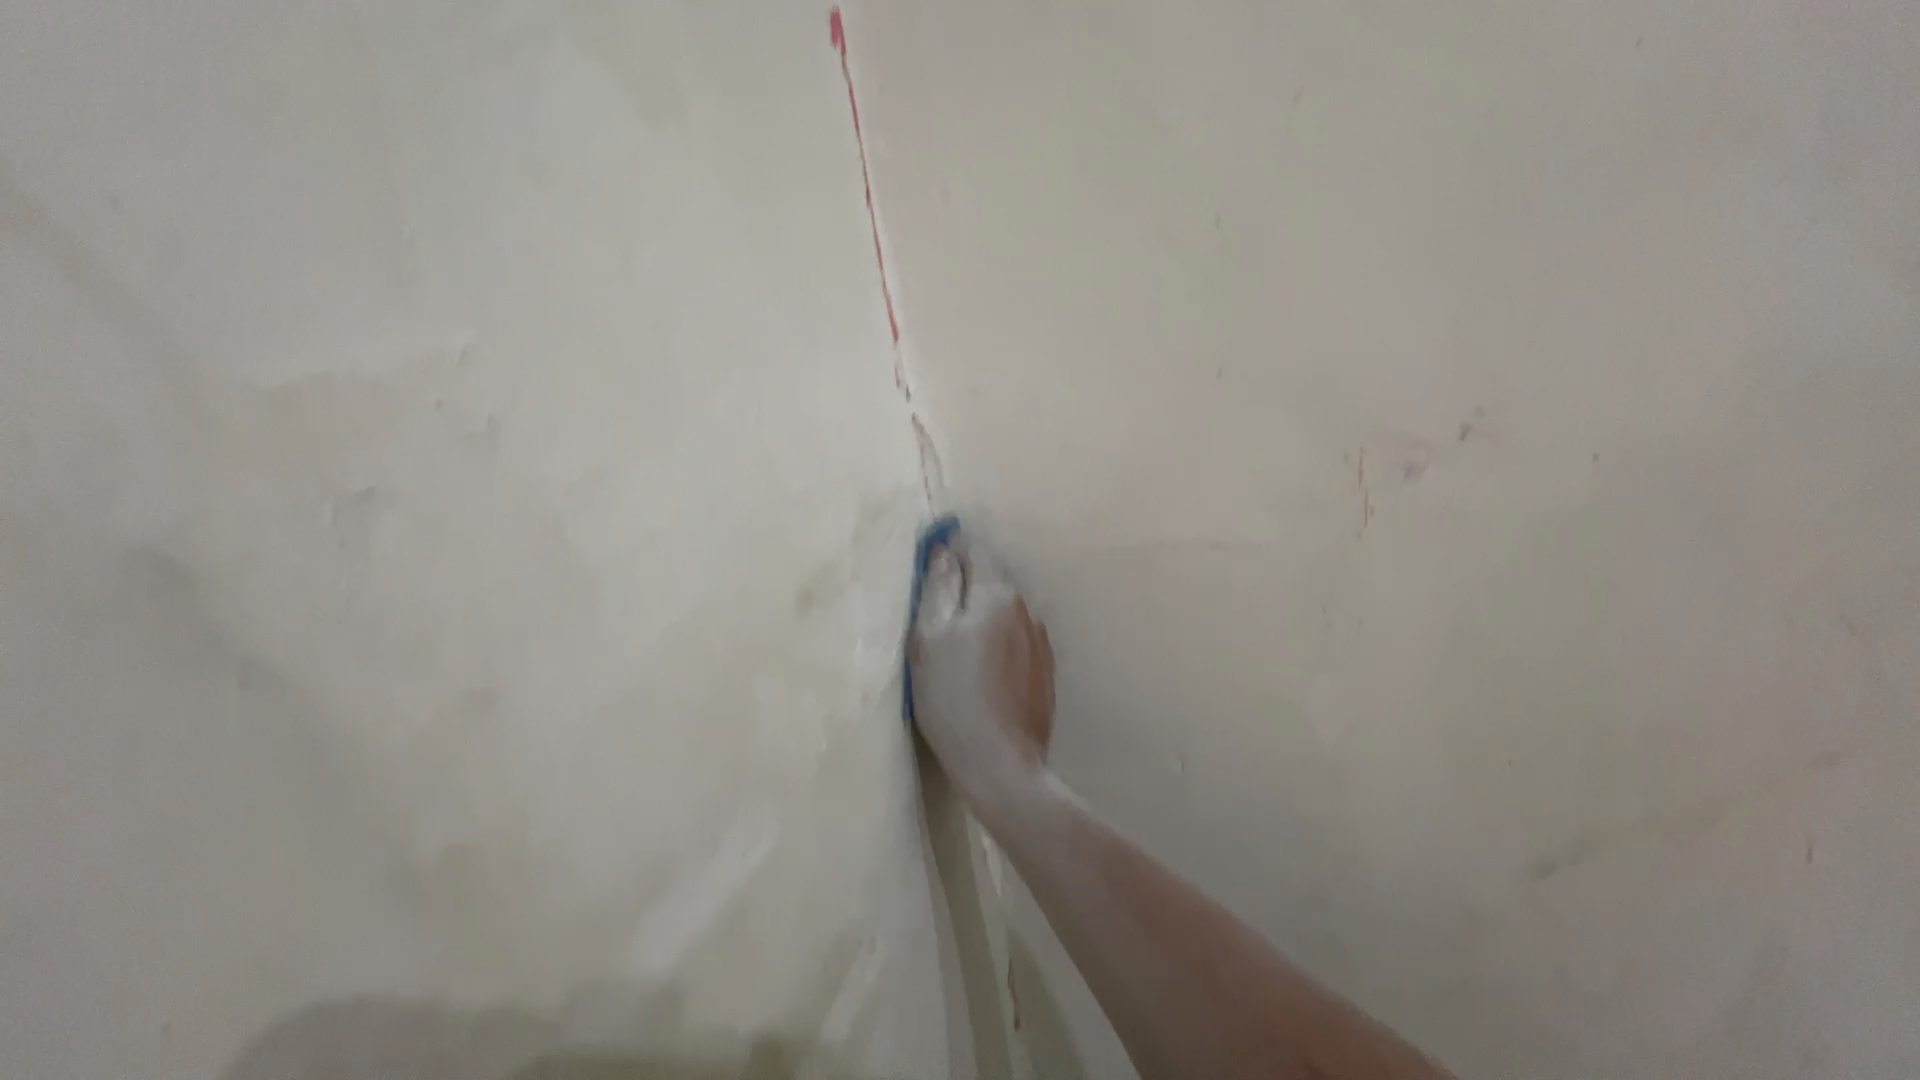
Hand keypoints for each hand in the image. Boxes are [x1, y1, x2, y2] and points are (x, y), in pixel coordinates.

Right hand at [908, 532, 1055, 805]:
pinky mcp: (1044, 672)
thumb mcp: (929, 639)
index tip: (928, 560)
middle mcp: (1026, 609)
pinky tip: (980, 669)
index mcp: (997, 595)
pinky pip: (1015, 639)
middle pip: (991, 579)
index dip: (949, 548)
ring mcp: (1040, 641)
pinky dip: (997, 641)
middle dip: (965, 583)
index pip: (974, 549)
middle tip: (933, 607)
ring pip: (1004, 611)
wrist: (1001, 764)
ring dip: (982, 614)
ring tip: (955, 642)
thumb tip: (943, 551)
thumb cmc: (953, 699)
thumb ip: (938, 589)